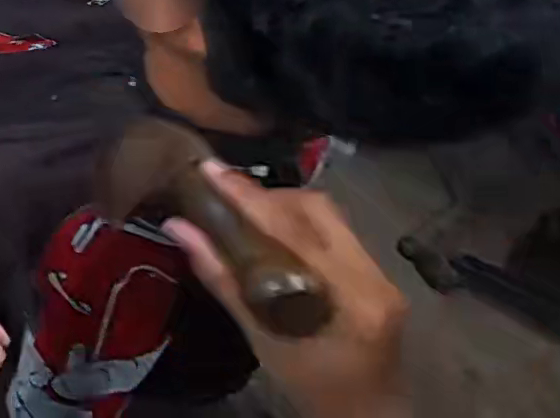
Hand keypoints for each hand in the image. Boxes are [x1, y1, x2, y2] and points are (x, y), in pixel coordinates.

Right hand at [164, 163, 408, 417]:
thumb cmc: (312, 387)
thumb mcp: (261, 340)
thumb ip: (221, 278)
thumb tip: (178, 227)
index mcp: (350, 299)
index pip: (293, 230)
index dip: (248, 196)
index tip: (211, 171)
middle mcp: (373, 278)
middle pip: (315, 208)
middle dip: (267, 195)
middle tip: (228, 194)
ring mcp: (381, 274)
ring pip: (326, 212)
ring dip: (283, 204)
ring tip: (247, 210)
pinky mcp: (379, 272)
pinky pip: (335, 227)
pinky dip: (299, 219)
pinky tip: (275, 227)